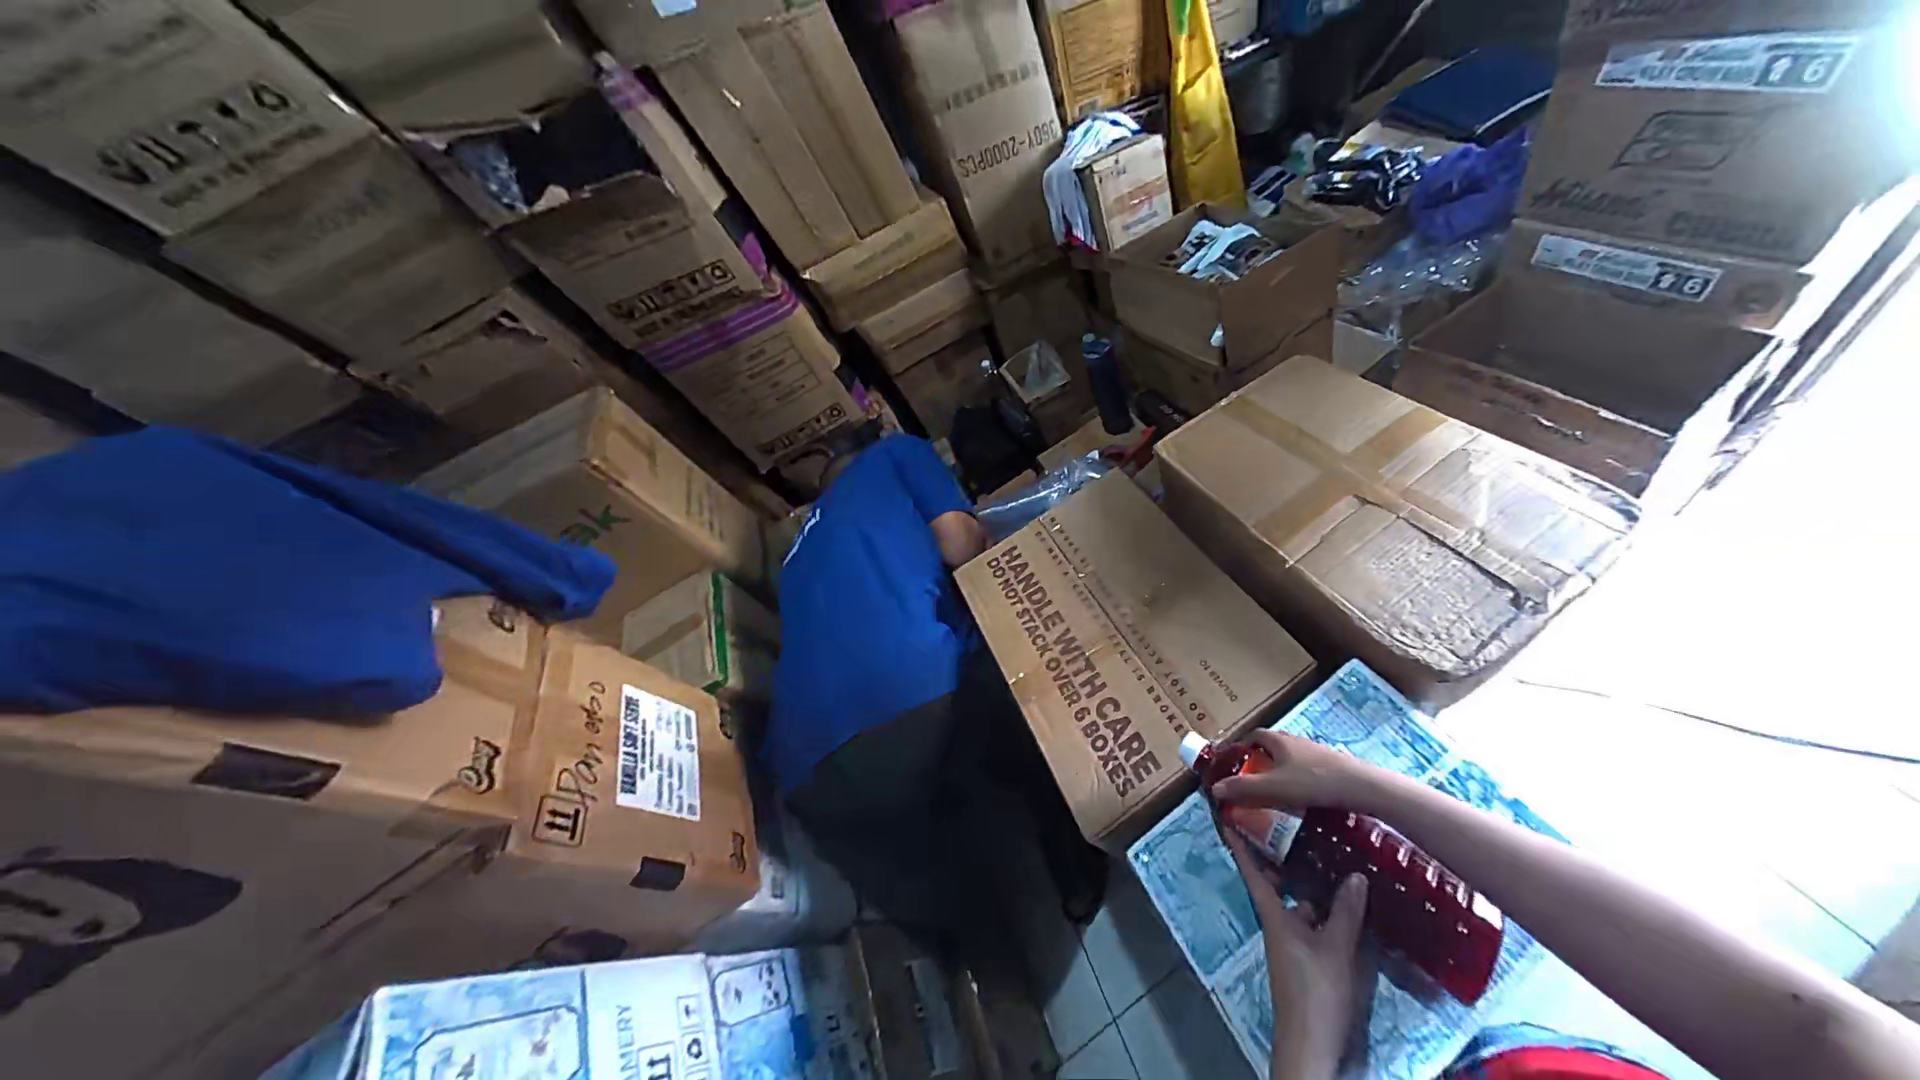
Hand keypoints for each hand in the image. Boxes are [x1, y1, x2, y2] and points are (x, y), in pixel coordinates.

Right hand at [1210, 730, 1375, 814]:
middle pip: (1272, 747)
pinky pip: (1308, 770)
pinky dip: (1300, 781)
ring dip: (1281, 772)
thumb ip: (1243, 789)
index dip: (1241, 748)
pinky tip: (1303, 800)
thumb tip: (1215, 789)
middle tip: (1254, 783)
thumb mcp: (1274, 788)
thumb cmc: (1314, 782)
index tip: (1235, 765)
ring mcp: (1317, 752)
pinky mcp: (1334, 766)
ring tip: (1277, 795)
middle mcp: (1296, 741)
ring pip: (1291, 760)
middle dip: (1260, 762)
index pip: (1253, 735)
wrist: (1363, 788)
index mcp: (1278, 740)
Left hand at [1223, 827, 1368, 1079]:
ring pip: (1297, 906)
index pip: (1252, 872)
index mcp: (1273, 915)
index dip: (1240, 846)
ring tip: (1330, 862)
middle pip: (1274, 885)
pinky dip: (1324, 913)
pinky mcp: (1307, 960)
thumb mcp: (1335, 949)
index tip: (1227, 818)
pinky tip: (1346, 908)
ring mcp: (1292, 944)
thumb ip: (1345, 912)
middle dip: (1280, 861)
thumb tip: (1355, 873)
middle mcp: (1278, 924)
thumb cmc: (1315, 992)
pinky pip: (1312, 925)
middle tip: (1293, 831)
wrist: (1312, 1044)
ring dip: (1309, 887)